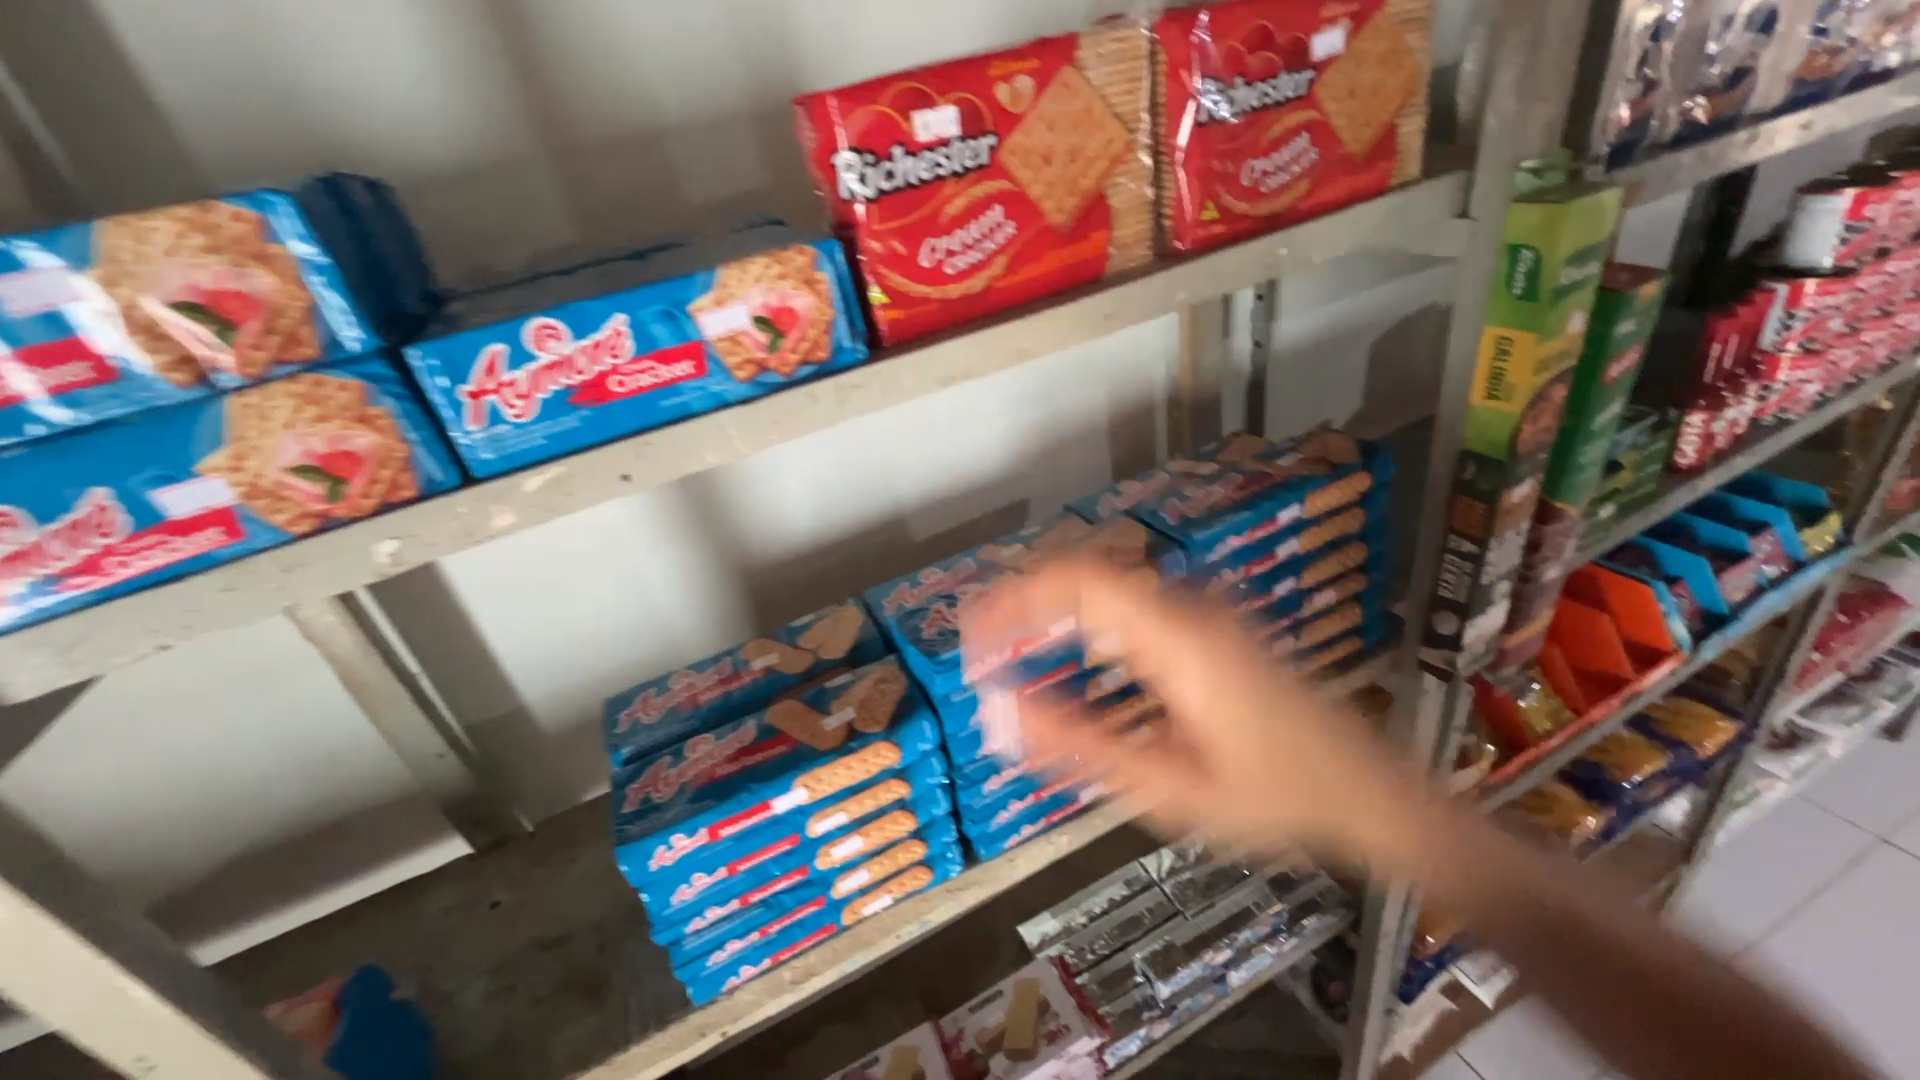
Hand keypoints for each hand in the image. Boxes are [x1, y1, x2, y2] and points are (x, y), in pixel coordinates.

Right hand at [962, 558, 1427, 865]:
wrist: (1374, 793)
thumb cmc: (1278, 798)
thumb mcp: (1169, 788)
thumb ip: (1080, 747)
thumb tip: (1003, 714)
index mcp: (1179, 639)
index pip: (1077, 582)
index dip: (1014, 598)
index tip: (972, 634)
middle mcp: (1193, 607)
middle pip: (1087, 575)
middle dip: (1024, 604)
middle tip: (982, 649)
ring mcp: (1209, 610)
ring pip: (1109, 586)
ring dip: (1054, 611)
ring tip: (1011, 652)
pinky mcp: (1216, 623)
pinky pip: (1135, 604)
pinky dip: (1088, 621)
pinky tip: (1072, 657)